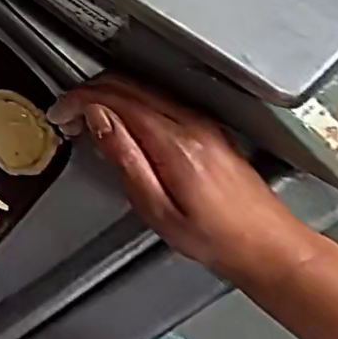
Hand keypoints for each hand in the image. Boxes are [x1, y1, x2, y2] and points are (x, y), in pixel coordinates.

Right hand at [59, 73, 323, 289]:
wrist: (278, 253)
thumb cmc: (216, 239)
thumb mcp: (154, 206)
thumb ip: (122, 156)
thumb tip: (95, 118)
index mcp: (175, 142)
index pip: (113, 98)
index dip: (76, 101)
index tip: (59, 115)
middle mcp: (193, 125)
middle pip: (125, 84)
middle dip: (85, 95)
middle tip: (66, 118)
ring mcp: (204, 125)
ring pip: (139, 87)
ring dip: (103, 97)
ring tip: (86, 123)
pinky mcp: (209, 130)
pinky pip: (156, 99)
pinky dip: (125, 103)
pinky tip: (117, 125)